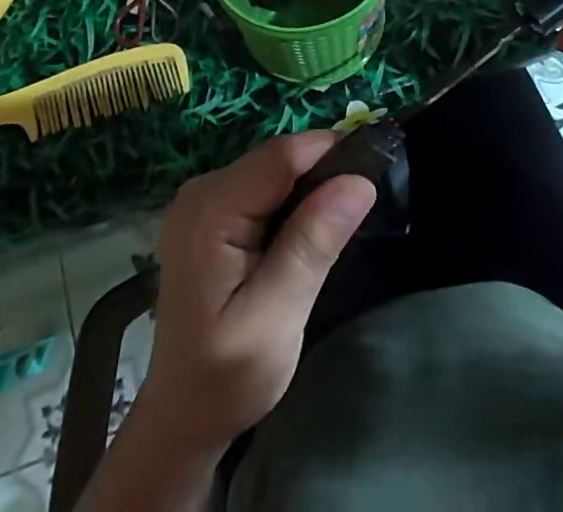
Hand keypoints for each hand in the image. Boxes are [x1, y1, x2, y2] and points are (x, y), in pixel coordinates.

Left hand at [134, 133, 375, 453]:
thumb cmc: (227, 374)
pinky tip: (312, 229)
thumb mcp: (277, 315)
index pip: (278, 157)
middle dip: (323, 169)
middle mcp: (198, 194)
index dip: (330, 151)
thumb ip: (312, 244)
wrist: (183, 411)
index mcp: (208, 211)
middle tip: (369, 202)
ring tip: (348, 217)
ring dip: (310, 187)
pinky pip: (258, 191)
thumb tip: (358, 182)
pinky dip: (291, 202)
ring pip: (269, 173)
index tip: (380, 163)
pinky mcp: (209, 219)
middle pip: (273, 160)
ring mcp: (200, 204)